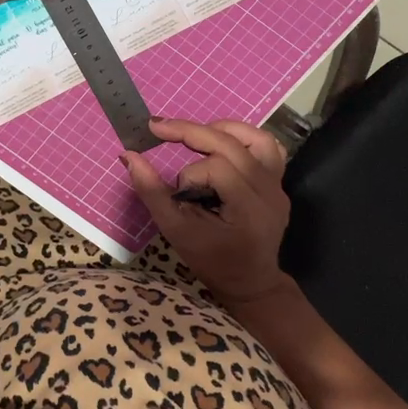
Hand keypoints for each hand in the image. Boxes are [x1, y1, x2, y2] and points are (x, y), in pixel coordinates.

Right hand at [123, 118, 293, 305]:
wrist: (249, 281)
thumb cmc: (210, 259)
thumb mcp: (175, 230)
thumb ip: (152, 191)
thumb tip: (128, 155)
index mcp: (247, 208)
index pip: (217, 168)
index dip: (190, 173)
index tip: (177, 190)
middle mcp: (269, 192)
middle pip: (232, 145)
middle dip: (192, 132)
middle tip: (159, 127)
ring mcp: (278, 186)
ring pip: (256, 138)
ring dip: (222, 129)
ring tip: (195, 134)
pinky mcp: (279, 183)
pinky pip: (269, 148)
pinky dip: (244, 138)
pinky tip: (222, 142)